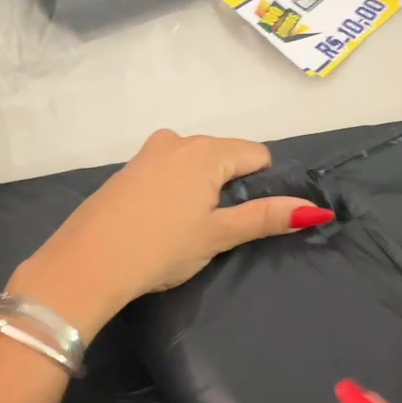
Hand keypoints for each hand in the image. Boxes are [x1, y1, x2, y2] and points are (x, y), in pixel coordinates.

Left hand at [8, 130, 329, 340]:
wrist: (86, 263)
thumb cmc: (160, 248)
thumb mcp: (217, 235)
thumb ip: (265, 217)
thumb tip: (315, 209)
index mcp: (206, 151)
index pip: (256, 155)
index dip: (260, 187)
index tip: (244, 220)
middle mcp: (178, 140)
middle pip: (225, 156)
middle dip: (230, 187)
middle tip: (215, 230)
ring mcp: (149, 152)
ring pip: (195, 163)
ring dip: (202, 188)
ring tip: (186, 229)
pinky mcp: (128, 169)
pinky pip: (169, 170)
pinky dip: (176, 189)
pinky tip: (161, 221)